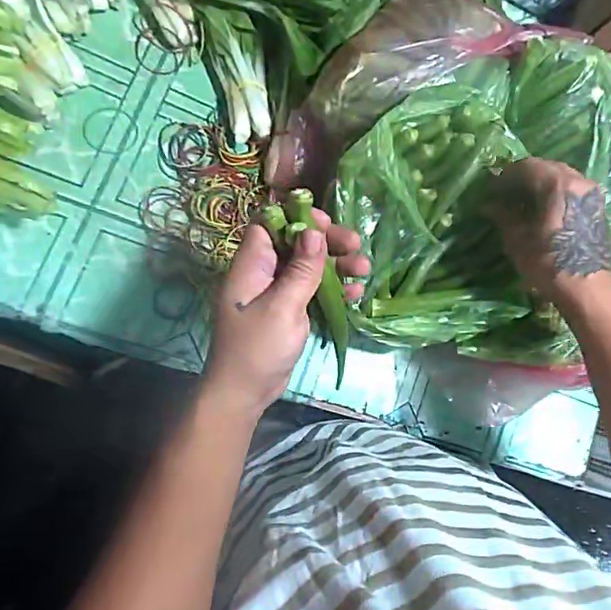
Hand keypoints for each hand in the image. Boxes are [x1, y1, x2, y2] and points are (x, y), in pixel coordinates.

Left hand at [204, 208, 367, 418]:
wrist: (245, 391)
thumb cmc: (258, 348)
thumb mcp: (283, 307)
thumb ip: (301, 270)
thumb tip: (314, 233)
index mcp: (251, 266)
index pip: (269, 225)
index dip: (296, 218)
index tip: (326, 222)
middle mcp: (264, 273)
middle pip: (296, 243)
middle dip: (327, 242)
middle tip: (356, 245)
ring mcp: (277, 292)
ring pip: (309, 267)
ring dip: (337, 266)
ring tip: (365, 269)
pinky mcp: (290, 310)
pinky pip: (313, 290)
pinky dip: (334, 289)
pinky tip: (356, 292)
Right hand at [487, 158, 610, 308]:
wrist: (589, 289)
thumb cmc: (551, 264)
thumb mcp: (518, 241)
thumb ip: (503, 216)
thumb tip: (489, 205)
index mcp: (559, 183)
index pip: (526, 166)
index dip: (505, 177)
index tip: (492, 191)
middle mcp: (579, 180)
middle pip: (545, 169)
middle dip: (523, 180)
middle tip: (505, 196)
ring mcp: (592, 194)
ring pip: (560, 179)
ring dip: (540, 187)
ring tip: (522, 206)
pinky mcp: (597, 208)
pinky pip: (571, 192)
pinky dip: (554, 196)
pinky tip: (542, 213)